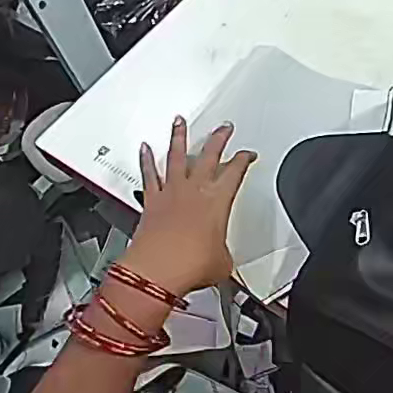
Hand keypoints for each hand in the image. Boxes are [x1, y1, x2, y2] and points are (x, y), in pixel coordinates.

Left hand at [123, 117, 254, 295]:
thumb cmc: (189, 265)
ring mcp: (171, 192)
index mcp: (218, 200)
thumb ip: (221, 253)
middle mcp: (194, 190)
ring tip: (180, 122)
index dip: (244, 160)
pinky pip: (149, 174)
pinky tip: (145, 149)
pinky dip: (146, 160)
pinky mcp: (151, 200)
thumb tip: (219, 259)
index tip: (247, 154)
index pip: (236, 171)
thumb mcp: (221, 262)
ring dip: (179, 136)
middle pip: (209, 154)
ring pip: (176, 155)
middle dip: (219, 137)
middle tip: (223, 128)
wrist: (158, 270)